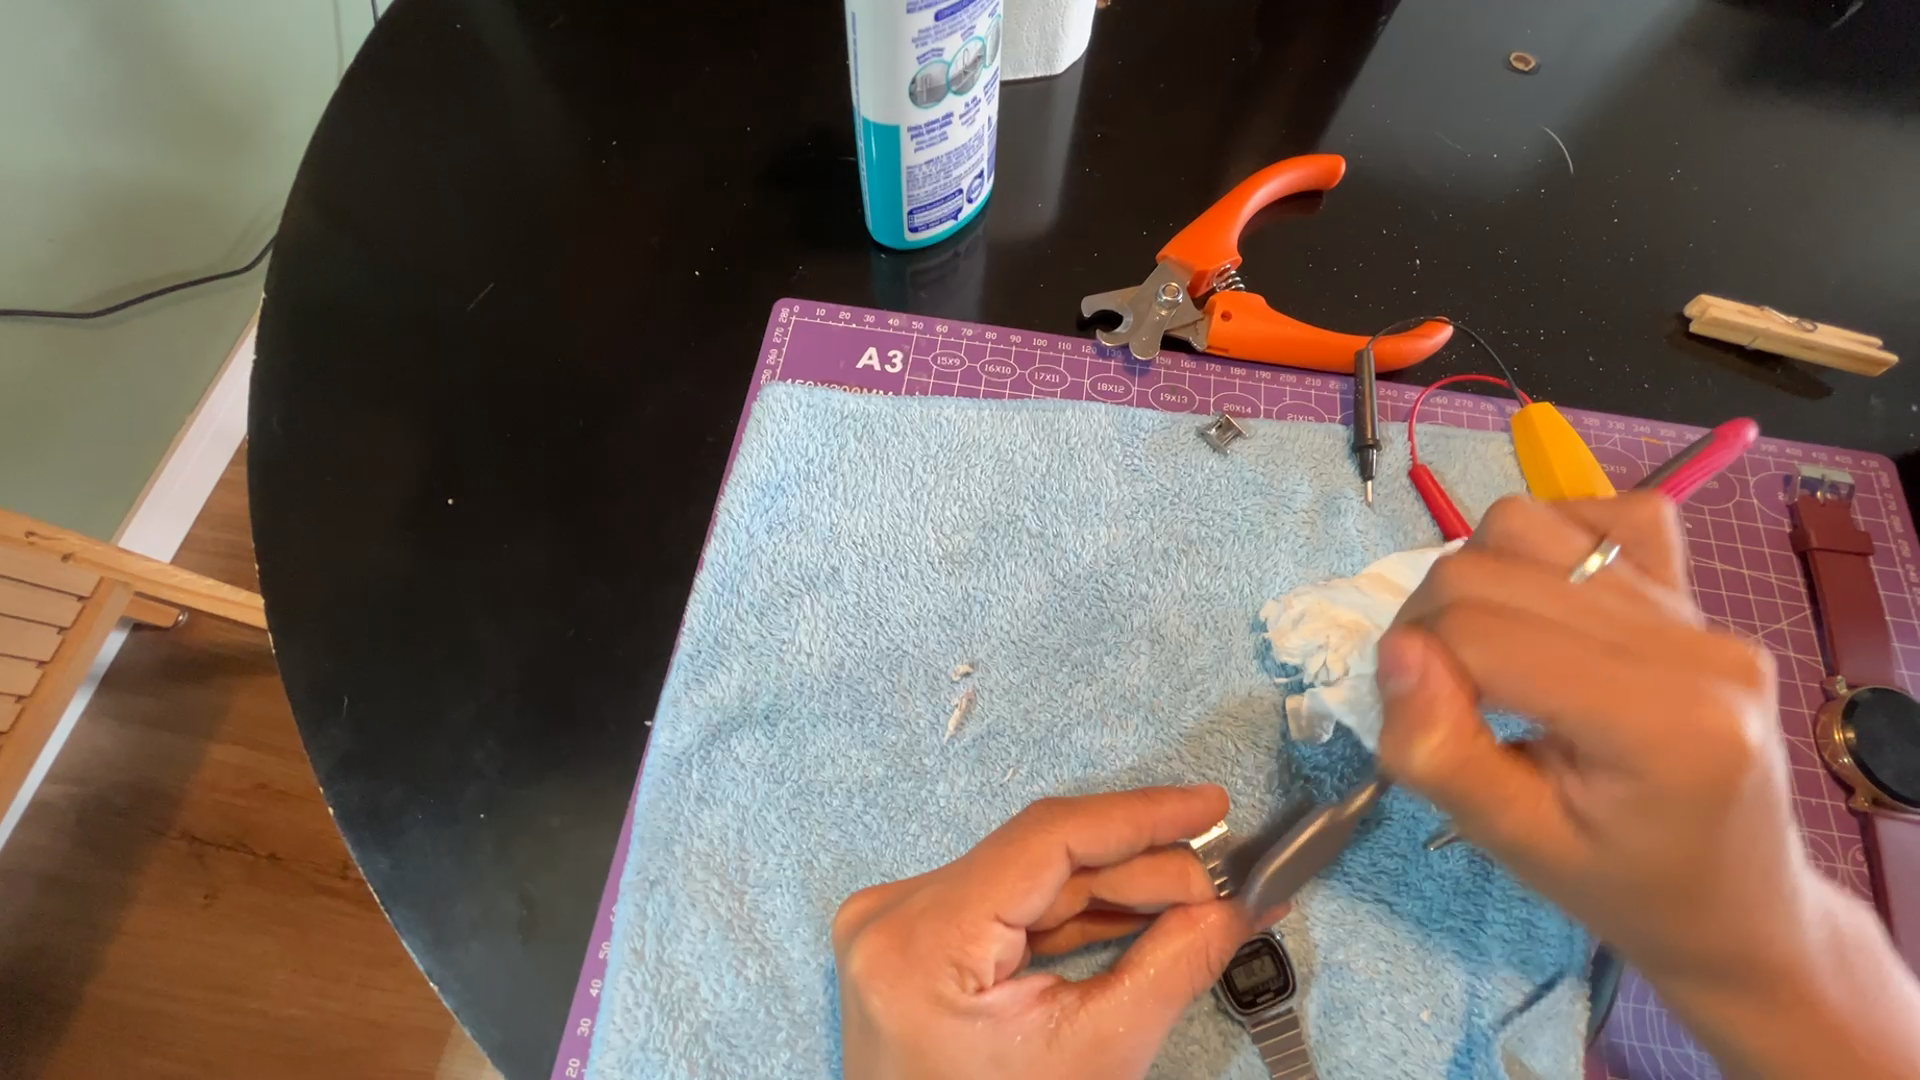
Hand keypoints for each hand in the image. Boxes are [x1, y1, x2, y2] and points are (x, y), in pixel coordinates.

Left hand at [831, 786, 1259, 1079]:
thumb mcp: (1092, 1059)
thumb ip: (1169, 967)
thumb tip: (1236, 905)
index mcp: (923, 938)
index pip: (1046, 839)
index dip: (1136, 815)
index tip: (1208, 804)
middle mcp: (897, 909)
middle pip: (1043, 858)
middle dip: (1142, 862)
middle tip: (1224, 869)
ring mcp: (901, 917)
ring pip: (1031, 878)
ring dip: (1117, 883)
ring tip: (1199, 889)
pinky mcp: (919, 932)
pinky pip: (1011, 904)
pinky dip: (1078, 908)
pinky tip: (1142, 905)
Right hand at [1374, 494, 1919, 1079]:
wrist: (1730, 899)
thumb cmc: (1613, 880)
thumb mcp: (1505, 839)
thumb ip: (1437, 749)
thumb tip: (1396, 648)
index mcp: (1660, 722)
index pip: (1476, 633)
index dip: (1411, 663)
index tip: (1413, 712)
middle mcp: (1694, 645)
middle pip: (1488, 568)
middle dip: (1427, 618)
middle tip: (1435, 685)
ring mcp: (1701, 609)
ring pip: (1526, 524)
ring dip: (1471, 574)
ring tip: (1481, 639)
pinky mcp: (1695, 590)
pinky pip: (1602, 514)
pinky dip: (1544, 541)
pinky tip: (1539, 599)